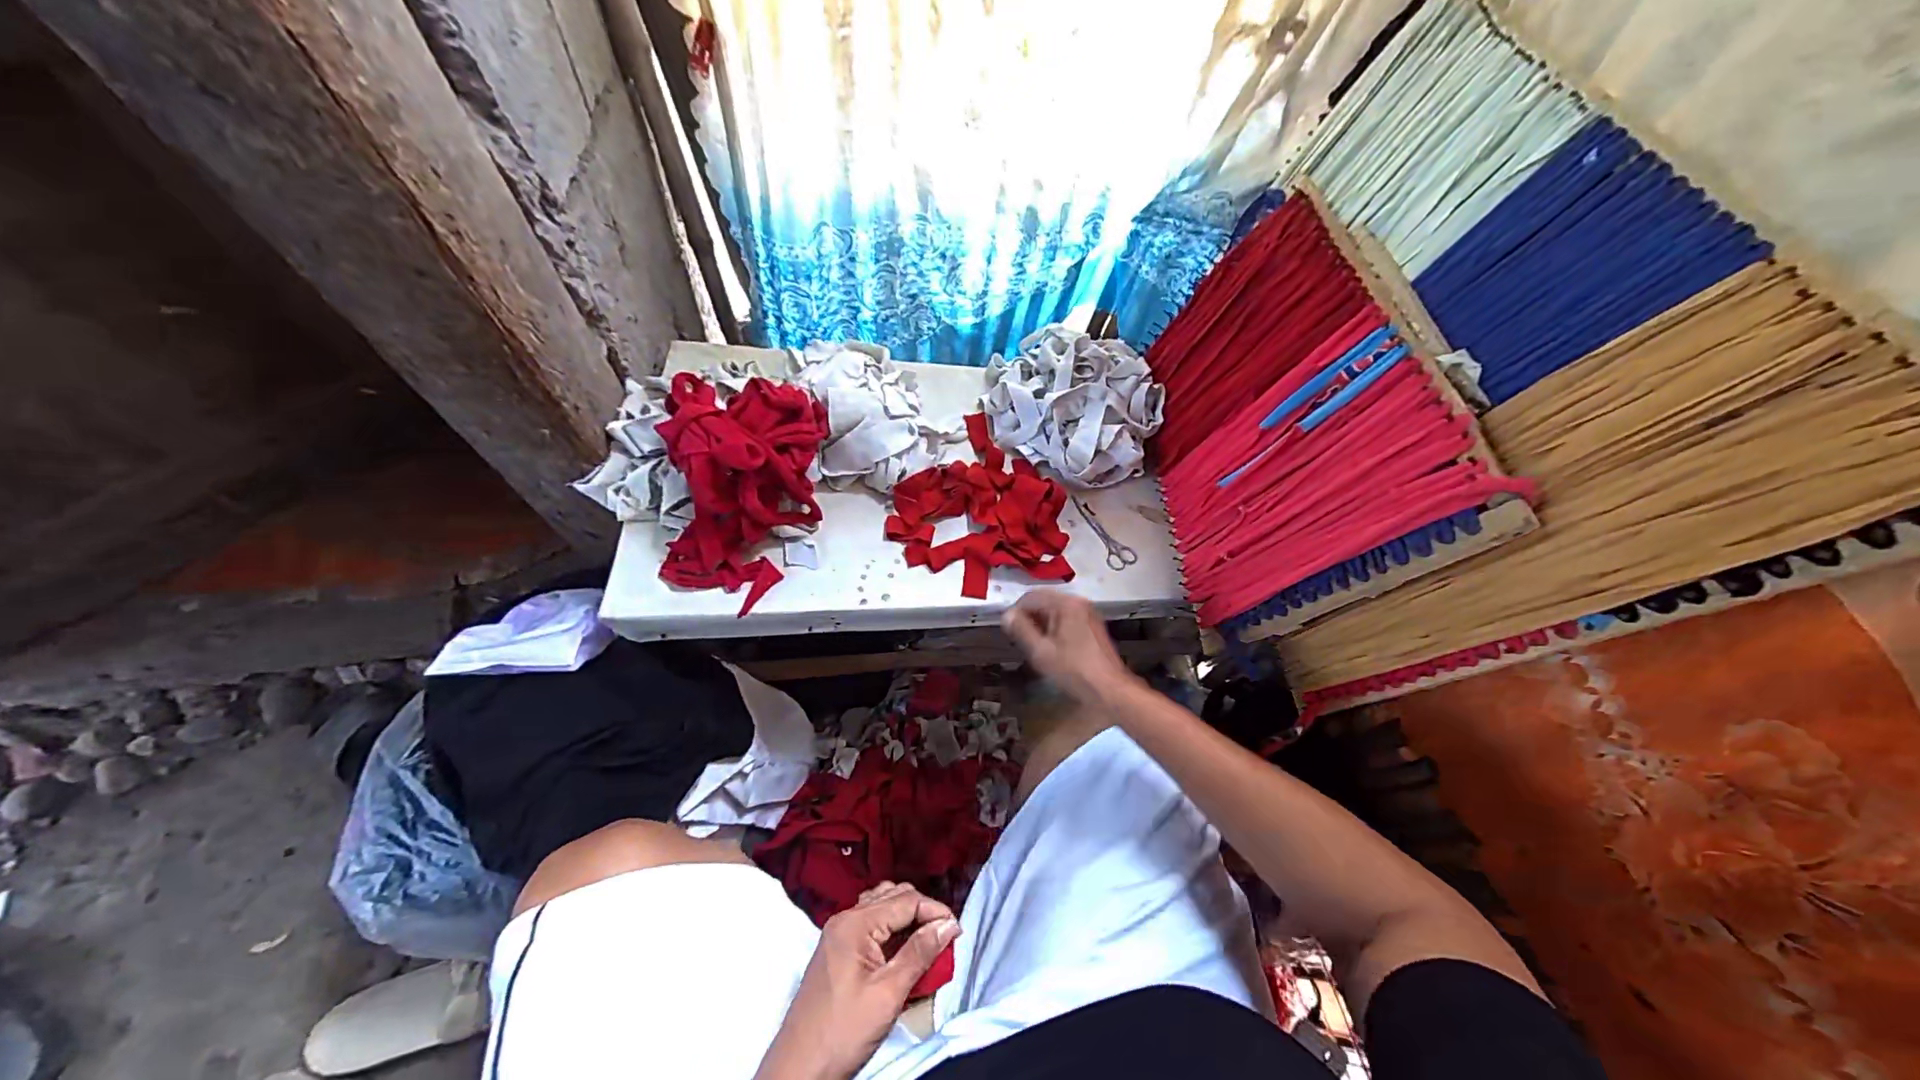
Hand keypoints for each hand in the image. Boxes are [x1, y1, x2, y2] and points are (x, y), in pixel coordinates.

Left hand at [755, 883, 960, 1079]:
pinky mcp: (838, 951)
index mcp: (855, 923)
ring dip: (907, 921)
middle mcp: (845, 920)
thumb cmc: (842, 1032)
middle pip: (894, 898)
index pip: (906, 900)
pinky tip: (904, 953)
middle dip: (923, 913)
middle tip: (945, 939)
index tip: (958, 933)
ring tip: (928, 944)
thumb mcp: (888, 994)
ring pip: (883, 909)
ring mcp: (839, 934)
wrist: (799, 1068)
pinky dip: (892, 932)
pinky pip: (871, 926)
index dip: (935, 912)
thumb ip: (919, 954)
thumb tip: (948, 925)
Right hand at [1002, 589, 1137, 704]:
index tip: (1008, 631)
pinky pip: (1067, 618)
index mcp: (1065, 603)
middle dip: (1030, 618)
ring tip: (1035, 645)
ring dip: (1042, 624)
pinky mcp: (1093, 625)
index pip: (1031, 597)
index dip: (1015, 612)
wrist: (1109, 689)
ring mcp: (1088, 613)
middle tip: (1020, 640)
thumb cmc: (1073, 670)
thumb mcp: (1040, 651)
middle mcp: (1079, 602)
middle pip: (1044, 601)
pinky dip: (1055, 628)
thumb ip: (1021, 630)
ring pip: (1056, 611)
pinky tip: (1052, 647)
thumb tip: (1006, 615)